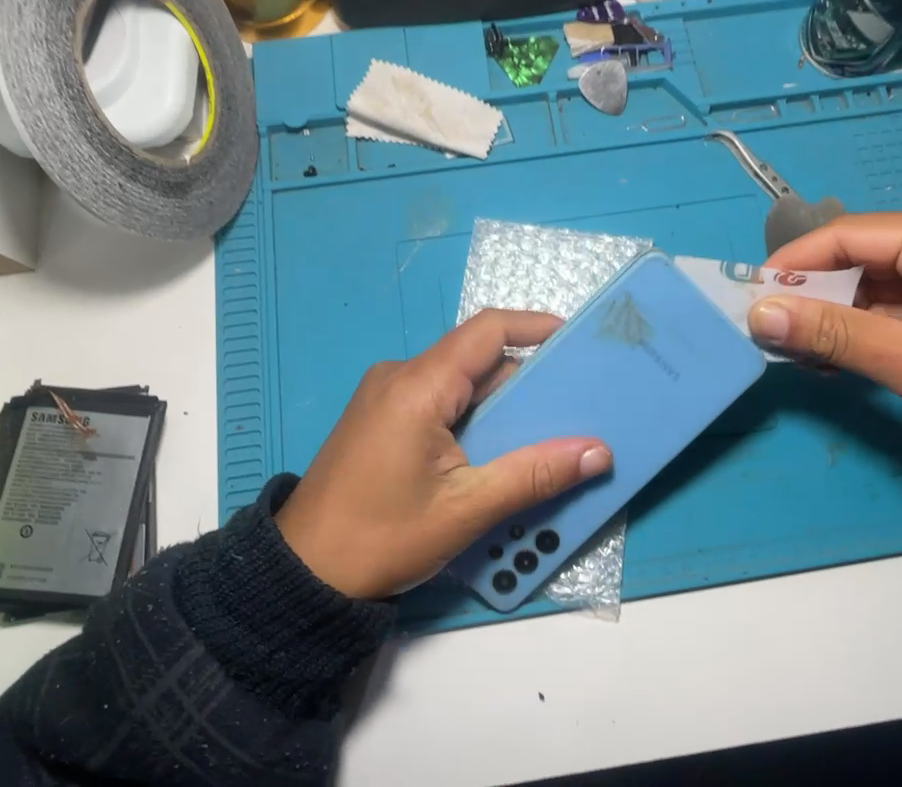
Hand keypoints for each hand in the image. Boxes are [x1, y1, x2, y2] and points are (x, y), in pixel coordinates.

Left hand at [275, 310, 613, 599]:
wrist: (303, 574)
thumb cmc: (381, 538)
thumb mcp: (466, 510)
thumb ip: (534, 475)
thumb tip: (598, 451)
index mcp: (417, 386)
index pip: (487, 331)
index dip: (536, 327)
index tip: (577, 342)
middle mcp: (400, 377)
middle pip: (477, 361)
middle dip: (527, 382)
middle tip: (575, 407)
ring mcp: (386, 396)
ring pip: (460, 384)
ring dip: (501, 407)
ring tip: (548, 434)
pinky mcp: (381, 418)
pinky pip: (439, 403)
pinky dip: (474, 420)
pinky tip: (500, 451)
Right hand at [747, 208, 901, 468]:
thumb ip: (835, 335)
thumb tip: (758, 315)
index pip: (853, 234)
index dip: (795, 261)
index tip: (750, 295)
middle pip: (866, 256)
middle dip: (816, 294)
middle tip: (772, 331)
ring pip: (882, 284)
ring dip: (840, 315)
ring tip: (799, 350)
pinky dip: (871, 328)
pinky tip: (840, 354)